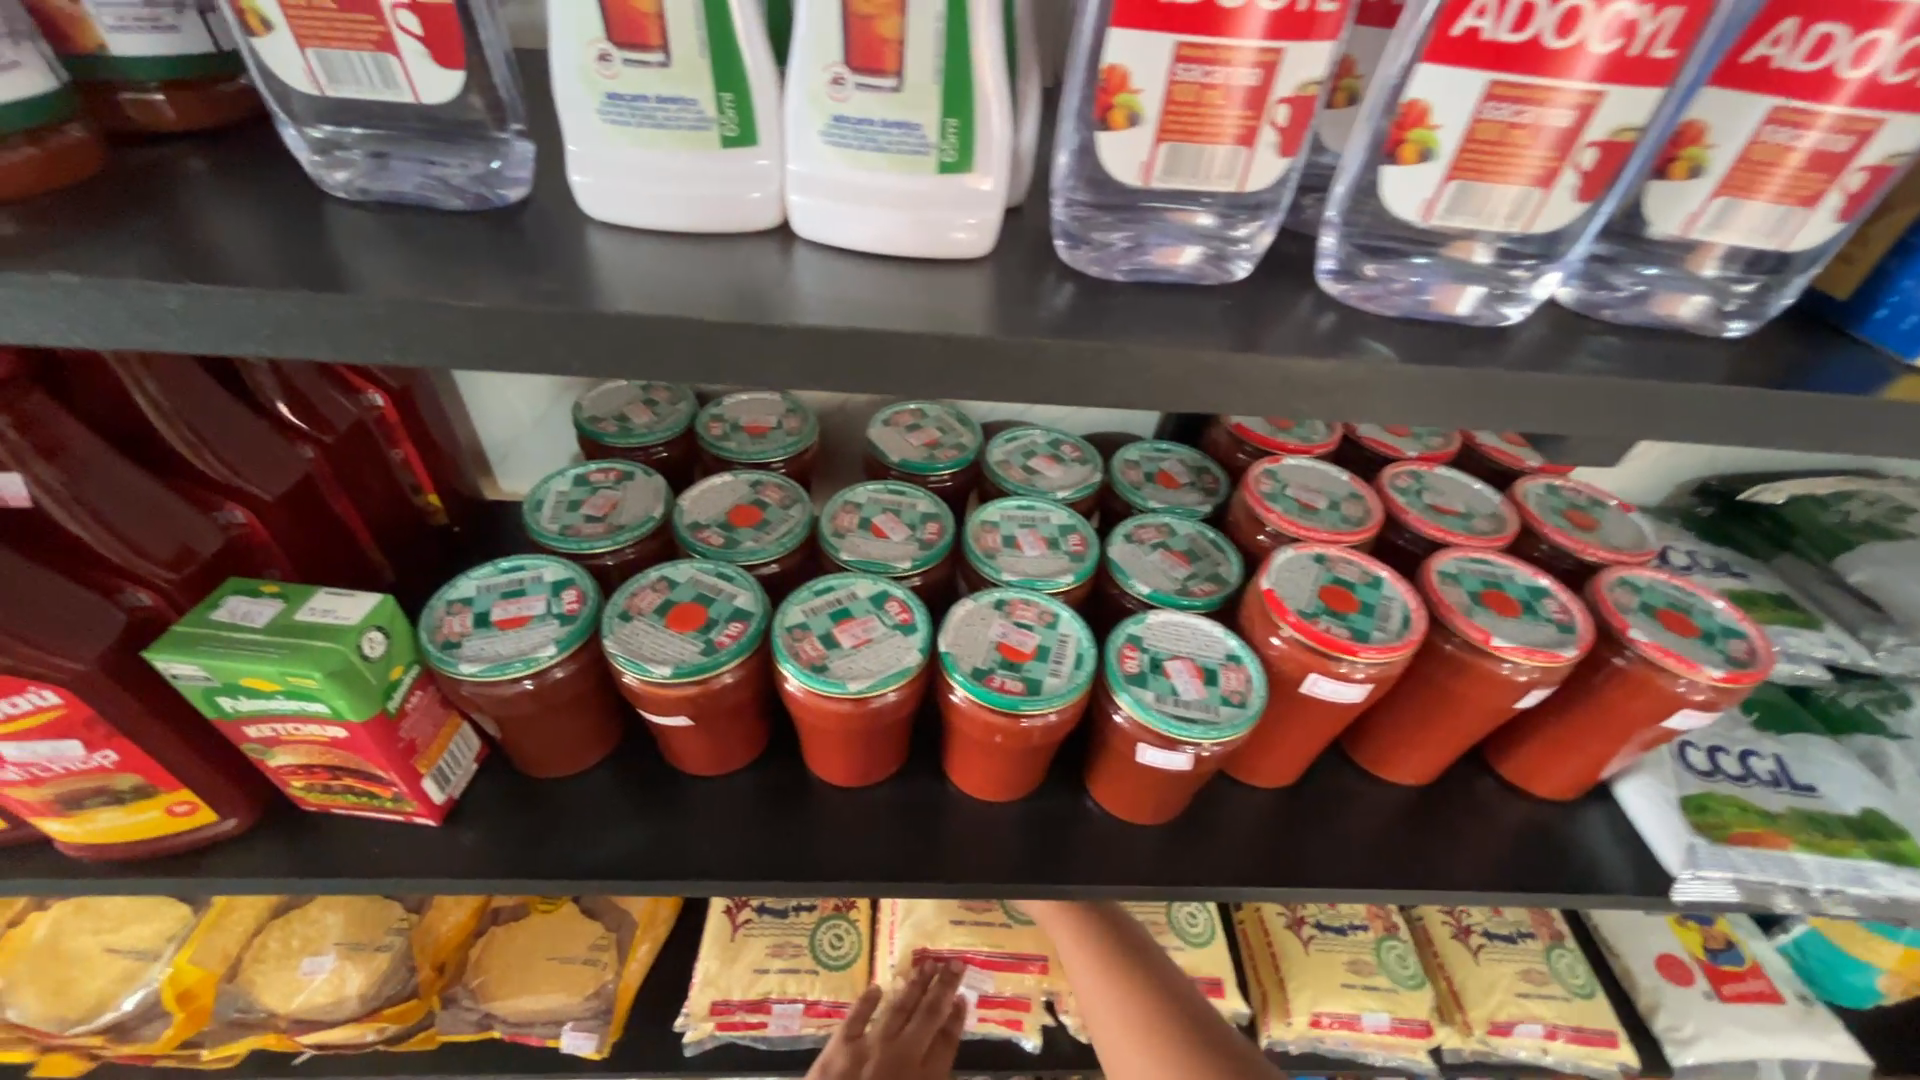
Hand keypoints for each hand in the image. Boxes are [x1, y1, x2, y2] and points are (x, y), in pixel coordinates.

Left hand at [804, 961, 966, 1079]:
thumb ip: (931, 1078)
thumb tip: (938, 1065)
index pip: (946, 1042)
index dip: (957, 1019)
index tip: (964, 997)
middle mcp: (901, 1058)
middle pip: (928, 1015)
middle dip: (943, 987)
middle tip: (955, 961)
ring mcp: (868, 1049)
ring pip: (898, 1009)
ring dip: (914, 986)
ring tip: (927, 963)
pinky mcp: (837, 1049)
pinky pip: (856, 1018)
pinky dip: (867, 1002)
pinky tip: (876, 988)